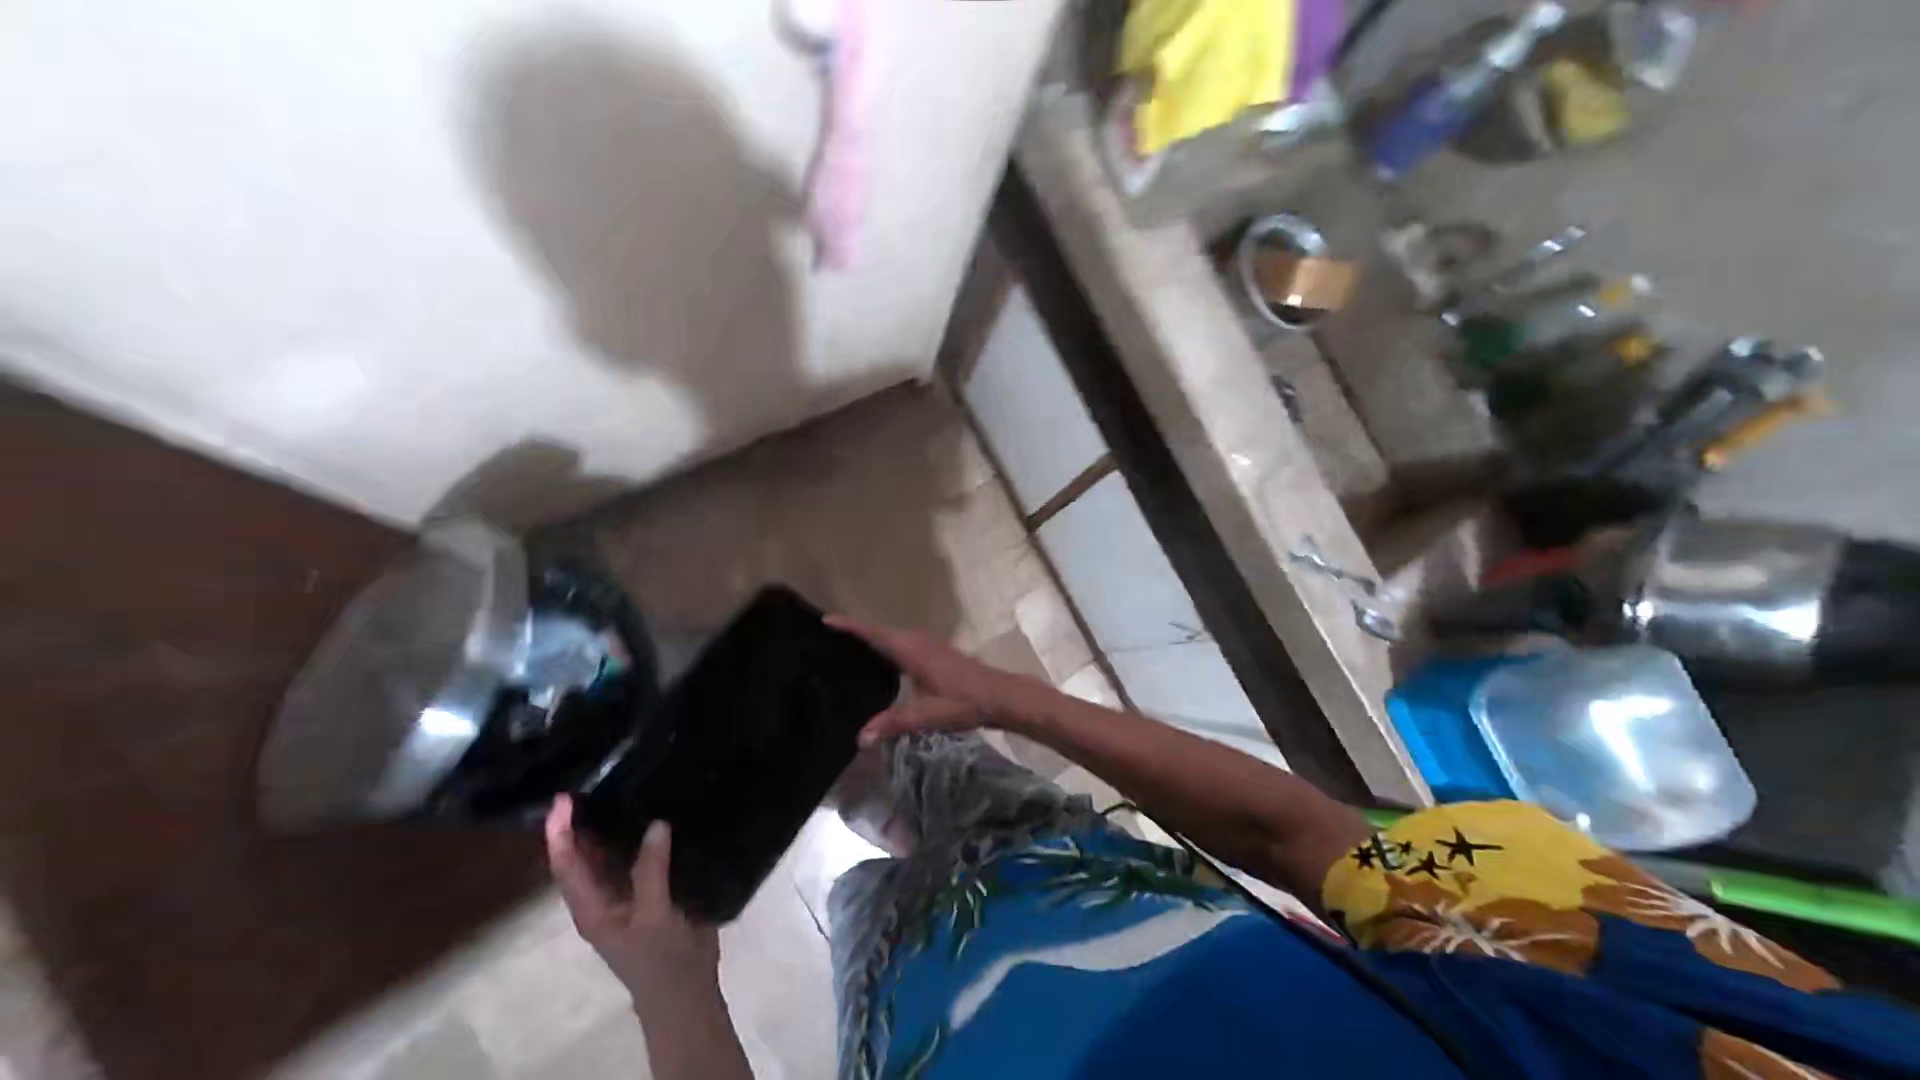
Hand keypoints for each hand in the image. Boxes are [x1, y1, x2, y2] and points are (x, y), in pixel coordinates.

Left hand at [545, 795, 720, 1010]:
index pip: (567, 864)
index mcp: (591, 908)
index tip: (564, 799)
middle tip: (593, 780)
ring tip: (623, 786)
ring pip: (611, 855)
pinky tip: (659, 814)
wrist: (686, 992)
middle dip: (582, 822)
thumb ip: (651, 871)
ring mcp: (627, 895)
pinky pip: (641, 858)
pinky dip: (643, 837)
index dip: (561, 832)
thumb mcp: (653, 916)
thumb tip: (656, 824)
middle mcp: (602, 898)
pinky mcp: (653, 892)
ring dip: (612, 826)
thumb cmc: (660, 960)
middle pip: (583, 855)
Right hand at [825, 614, 1054, 744]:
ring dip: (870, 642)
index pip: (873, 633)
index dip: (849, 626)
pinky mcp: (933, 654)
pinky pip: (901, 646)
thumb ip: (894, 723)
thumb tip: (859, 738)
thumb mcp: (928, 715)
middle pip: (879, 632)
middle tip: (825, 642)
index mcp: (911, 649)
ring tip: (844, 653)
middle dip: (854, 633)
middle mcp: (916, 641)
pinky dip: (885, 650)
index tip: (824, 620)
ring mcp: (927, 645)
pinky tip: (877, 667)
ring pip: (891, 639)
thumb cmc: (965, 701)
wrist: (1000, 696)